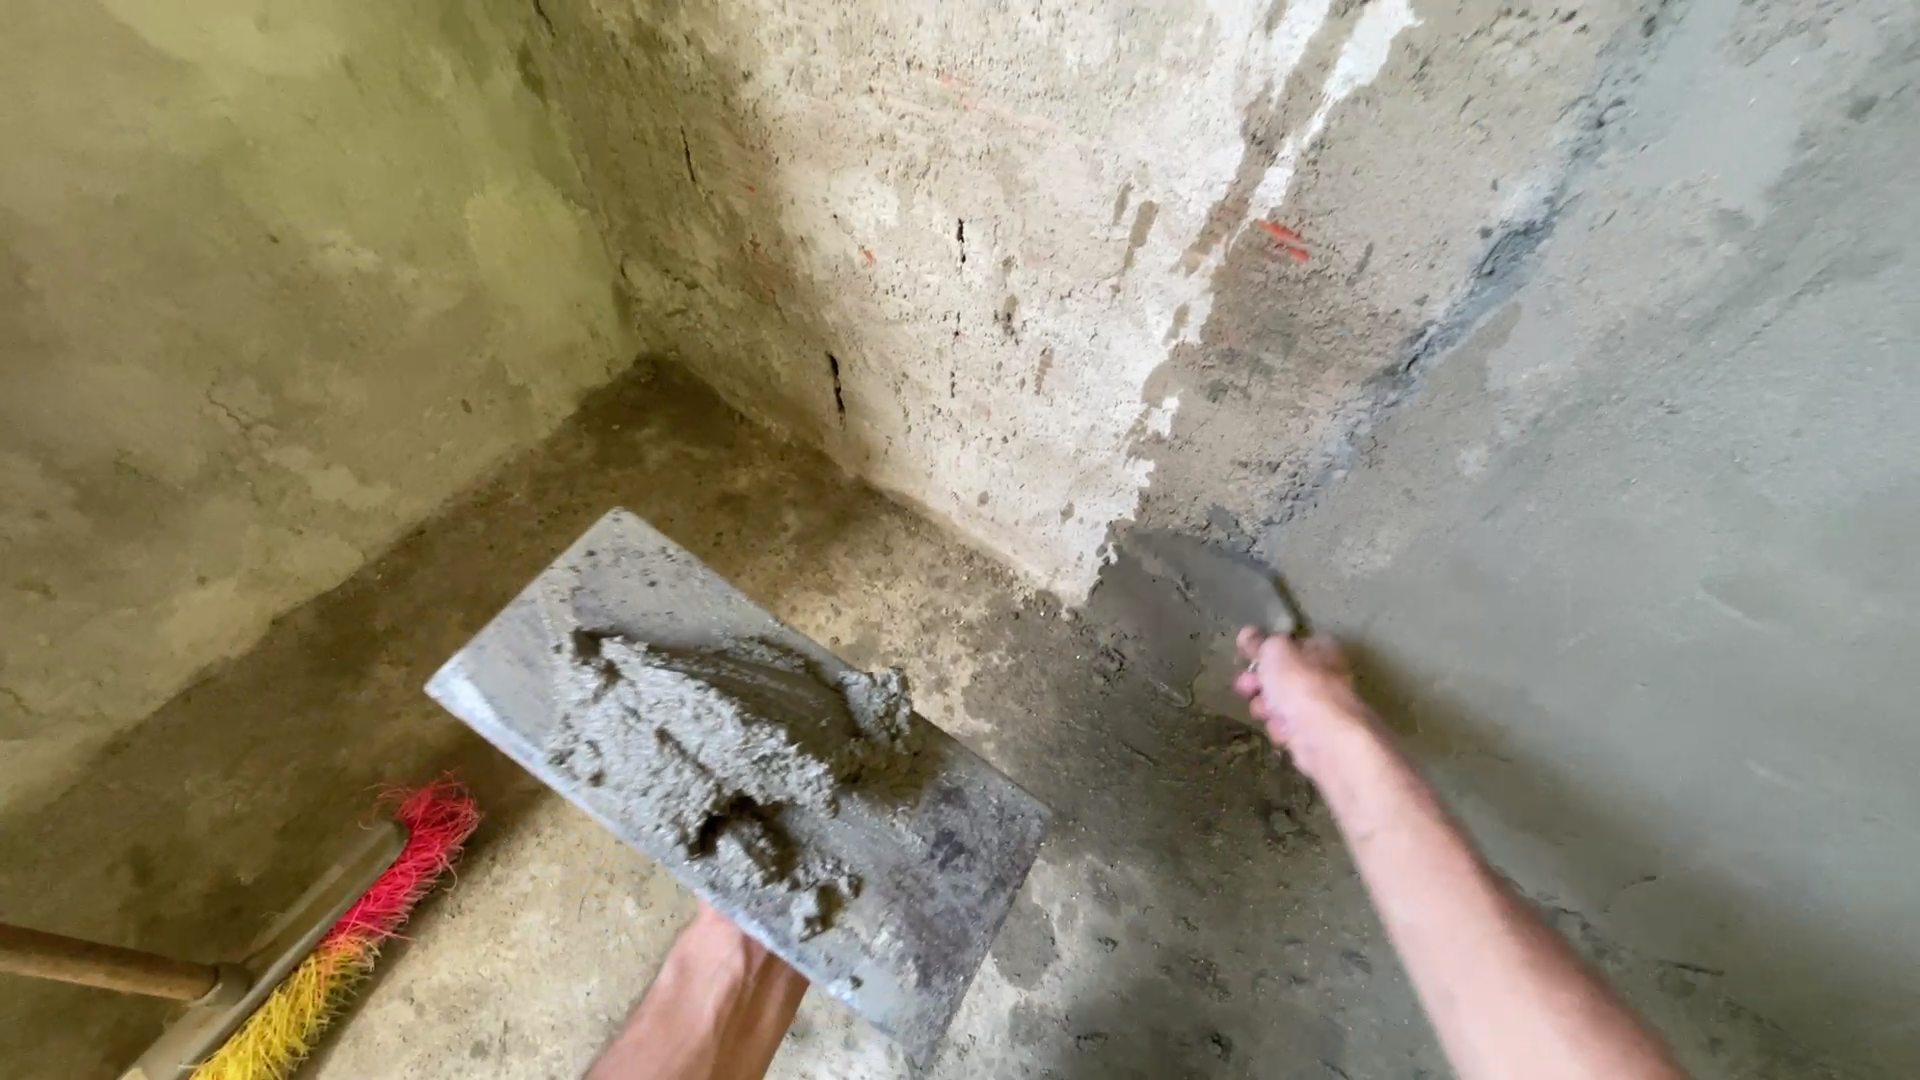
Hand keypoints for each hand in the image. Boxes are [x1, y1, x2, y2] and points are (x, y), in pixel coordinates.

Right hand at [1232, 628, 1381, 780]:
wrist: (1328, 739)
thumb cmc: (1301, 686)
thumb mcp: (1273, 652)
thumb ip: (1259, 642)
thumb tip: (1247, 633)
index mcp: (1322, 649)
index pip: (1290, 643)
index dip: (1265, 650)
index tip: (1246, 658)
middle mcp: (1326, 675)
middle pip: (1283, 674)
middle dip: (1259, 682)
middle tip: (1245, 687)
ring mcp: (1322, 706)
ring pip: (1282, 702)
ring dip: (1266, 707)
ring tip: (1264, 712)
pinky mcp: (1317, 734)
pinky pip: (1289, 727)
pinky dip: (1281, 728)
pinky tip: (1282, 731)